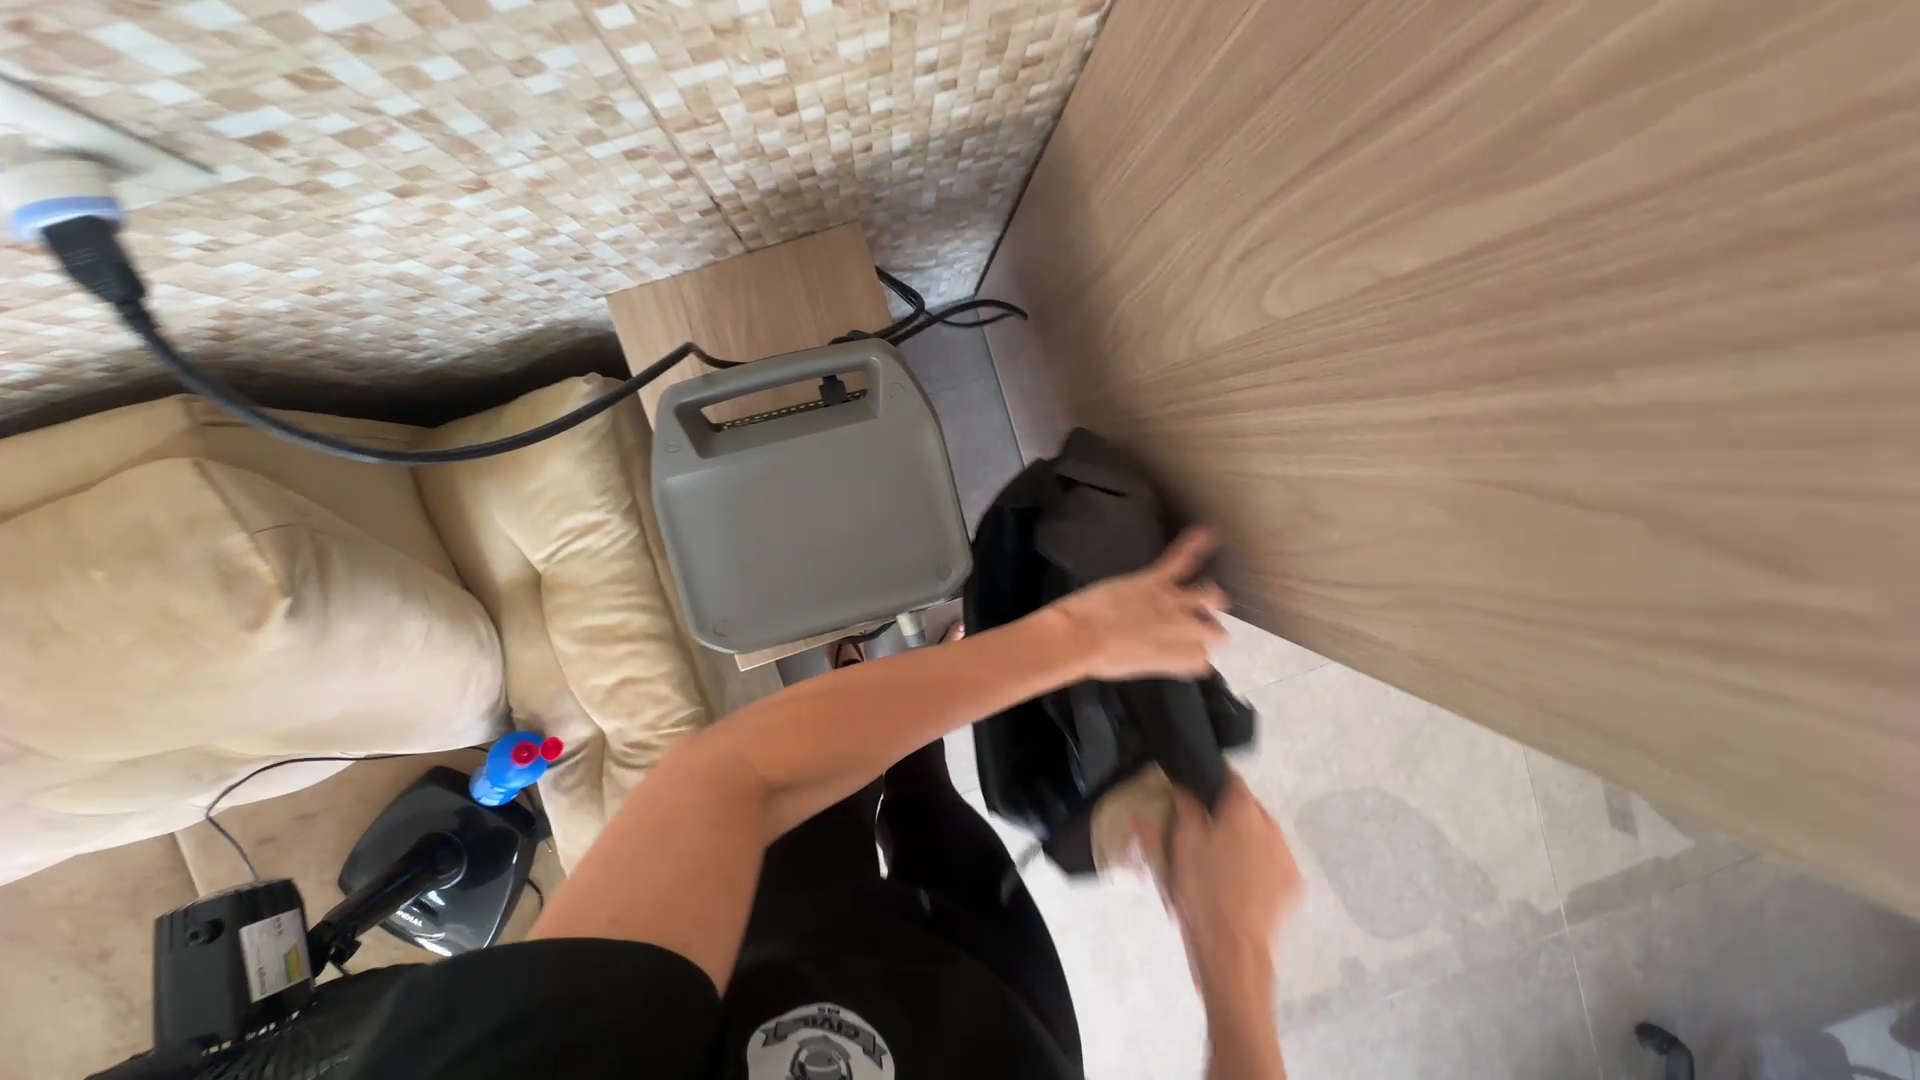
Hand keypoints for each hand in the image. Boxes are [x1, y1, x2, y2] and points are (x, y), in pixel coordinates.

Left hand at [1044, 526, 1229, 679]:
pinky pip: (1179, 561)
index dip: (1198, 654)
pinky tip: (1206, 531)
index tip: (1193, 654)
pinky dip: (1194, 545)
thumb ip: (1160, 660)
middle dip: (1213, 629)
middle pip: (1214, 630)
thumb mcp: (1136, 668)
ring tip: (1213, 597)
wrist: (1081, 636)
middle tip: (1205, 628)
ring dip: (1212, 597)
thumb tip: (1168, 654)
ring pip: (1207, 596)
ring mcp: (1170, 602)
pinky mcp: (1153, 580)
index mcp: (1178, 658)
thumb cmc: (1101, 658)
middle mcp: (1183, 630)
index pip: (1203, 658)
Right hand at [1166, 771, 1301, 1000]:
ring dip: (1243, 837)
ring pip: (1260, 834)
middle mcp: (1271, 826)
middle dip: (1227, 812)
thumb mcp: (1182, 842)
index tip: (1196, 788)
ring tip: (1221, 859)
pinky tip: (1240, 880)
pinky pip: (1271, 860)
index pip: (1231, 778)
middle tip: (1203, 830)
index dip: (1212, 779)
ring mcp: (1286, 856)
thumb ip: (1184, 805)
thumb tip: (1184, 783)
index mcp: (1243, 810)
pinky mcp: (1293, 884)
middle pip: (1246, 807)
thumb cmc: (1201, 889)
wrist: (1233, 947)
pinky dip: (1257, 862)